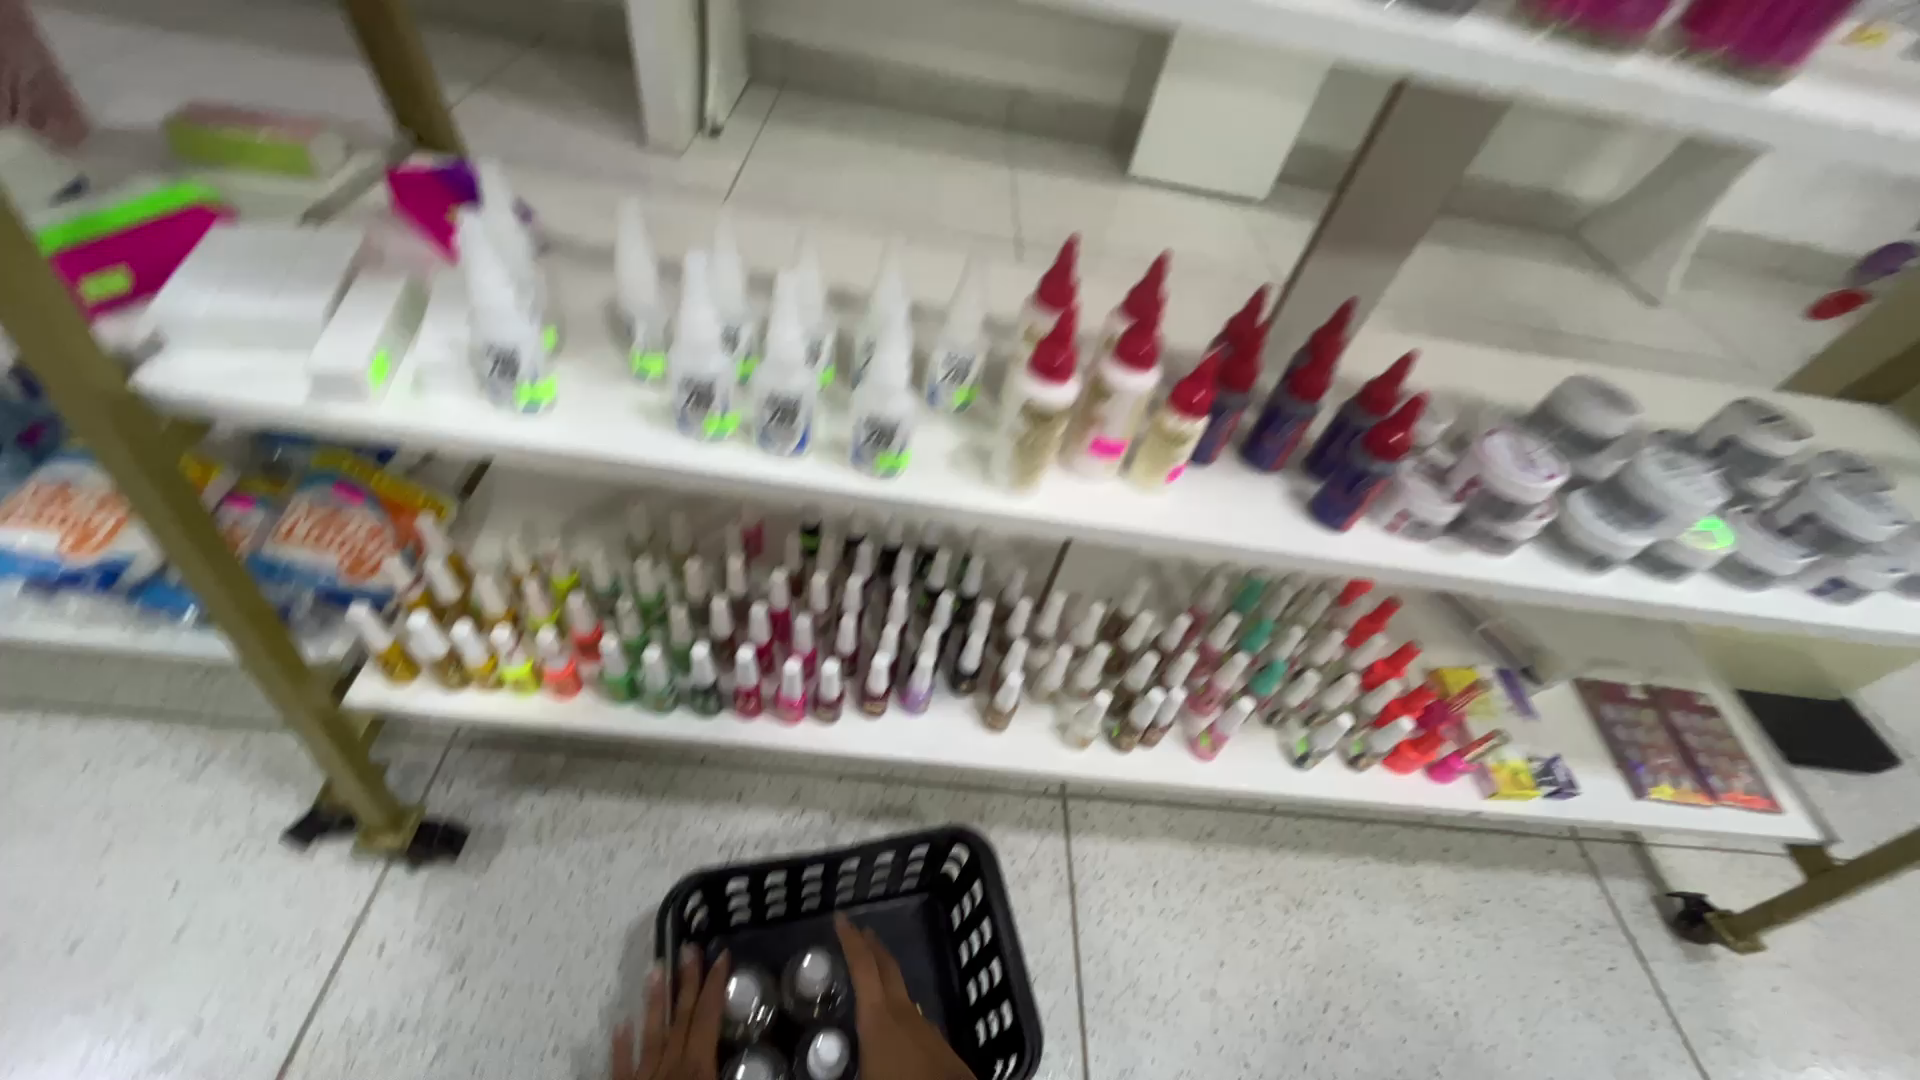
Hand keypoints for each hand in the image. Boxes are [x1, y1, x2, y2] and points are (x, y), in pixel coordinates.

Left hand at [611, 945, 732, 1079]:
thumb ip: (735, 1072)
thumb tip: (758, 1057)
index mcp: (698, 1067)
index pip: (708, 1016)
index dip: (716, 984)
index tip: (722, 954)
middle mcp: (672, 1064)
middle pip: (681, 1017)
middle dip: (687, 980)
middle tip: (688, 947)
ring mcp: (645, 1077)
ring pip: (652, 1034)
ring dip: (655, 1001)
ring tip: (654, 969)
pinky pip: (622, 1066)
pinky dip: (621, 1045)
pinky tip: (620, 1022)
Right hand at [834, 914, 972, 1079]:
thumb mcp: (861, 1078)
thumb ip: (840, 1068)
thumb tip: (821, 1069)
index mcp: (877, 1016)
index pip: (862, 966)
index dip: (850, 940)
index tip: (841, 917)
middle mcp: (901, 1011)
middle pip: (886, 967)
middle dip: (872, 946)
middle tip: (860, 931)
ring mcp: (922, 1023)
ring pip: (901, 990)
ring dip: (885, 977)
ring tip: (870, 978)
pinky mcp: (936, 1041)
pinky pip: (911, 1015)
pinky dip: (897, 1006)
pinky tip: (893, 1022)